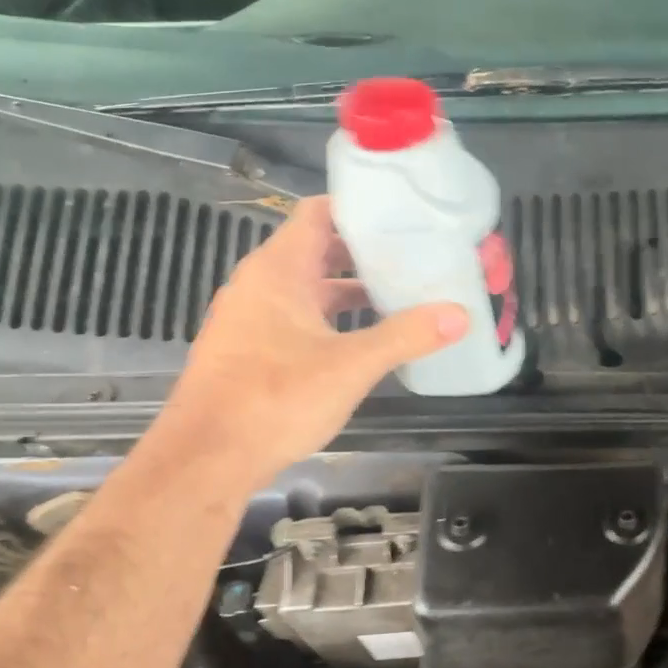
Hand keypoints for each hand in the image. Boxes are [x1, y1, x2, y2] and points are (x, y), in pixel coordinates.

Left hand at [150, 196, 467, 486]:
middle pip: (318, 250)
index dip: (359, 209)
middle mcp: (261, 284)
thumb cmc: (275, 398)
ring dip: (351, 290)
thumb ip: (405, 336)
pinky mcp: (253, 350)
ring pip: (310, 289)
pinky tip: (367, 340)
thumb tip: (460, 315)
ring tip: (402, 296)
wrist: (207, 458)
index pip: (318, 213)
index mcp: (278, 270)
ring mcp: (253, 318)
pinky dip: (334, 319)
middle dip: (365, 252)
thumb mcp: (351, 366)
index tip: (404, 215)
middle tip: (416, 257)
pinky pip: (300, 318)